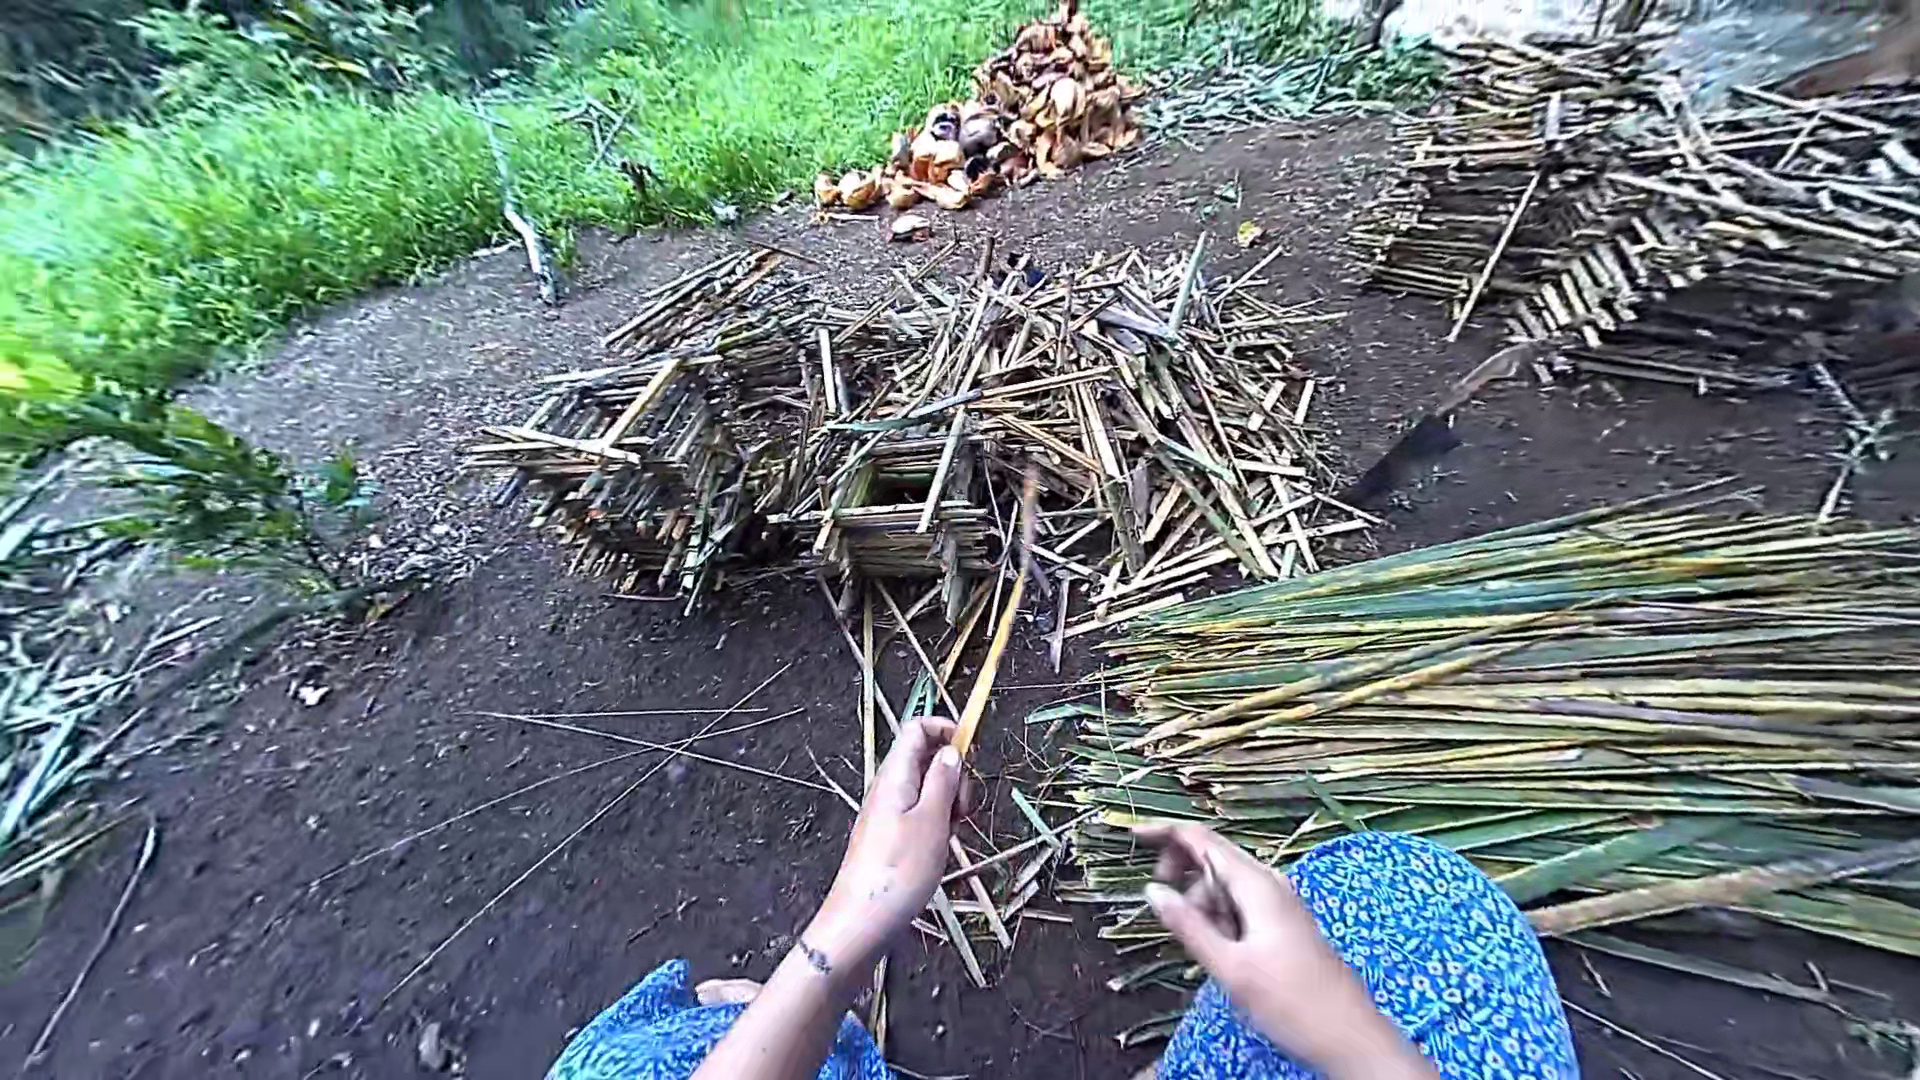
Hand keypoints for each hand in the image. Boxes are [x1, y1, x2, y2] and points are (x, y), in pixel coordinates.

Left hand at [804, 717, 965, 980]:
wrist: (860, 923)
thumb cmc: (899, 871)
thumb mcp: (932, 820)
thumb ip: (944, 780)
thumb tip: (951, 750)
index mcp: (896, 773)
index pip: (917, 727)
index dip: (945, 729)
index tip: (969, 751)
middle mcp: (890, 785)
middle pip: (927, 756)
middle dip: (954, 772)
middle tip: (962, 807)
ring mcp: (889, 809)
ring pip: (928, 786)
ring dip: (949, 800)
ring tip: (951, 832)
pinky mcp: (890, 832)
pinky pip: (920, 810)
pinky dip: (938, 820)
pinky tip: (940, 846)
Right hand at [1136, 824, 1437, 1079]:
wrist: (1357, 1044)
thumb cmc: (1293, 1004)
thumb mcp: (1230, 968)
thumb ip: (1187, 926)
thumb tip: (1151, 891)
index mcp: (1255, 882)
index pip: (1200, 837)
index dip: (1164, 832)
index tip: (1133, 837)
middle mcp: (1267, 880)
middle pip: (1211, 853)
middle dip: (1180, 870)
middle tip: (1165, 902)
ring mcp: (1278, 898)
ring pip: (1224, 879)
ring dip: (1202, 898)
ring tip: (1203, 942)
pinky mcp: (1282, 918)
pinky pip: (1239, 898)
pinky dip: (1220, 912)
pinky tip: (1221, 946)